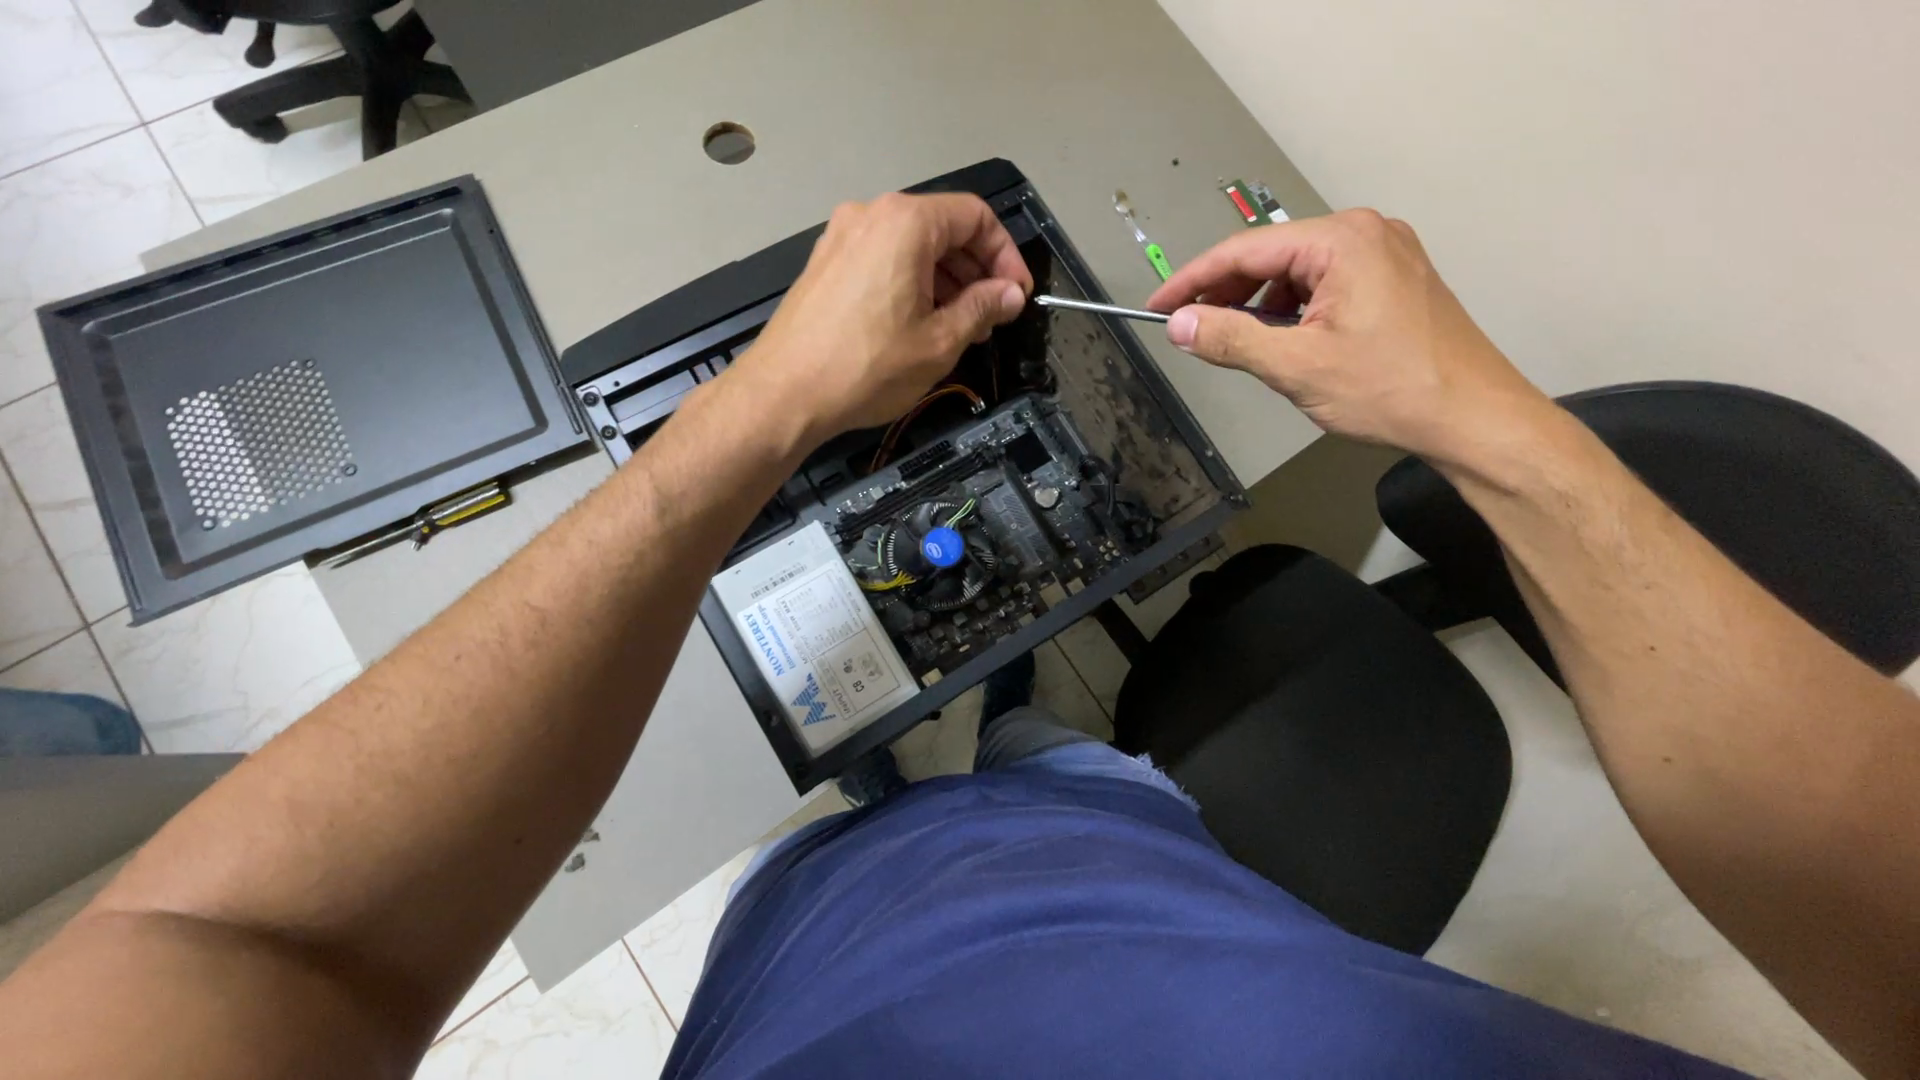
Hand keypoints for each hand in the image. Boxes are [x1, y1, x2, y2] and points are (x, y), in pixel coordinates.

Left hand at [734, 192, 1032, 443]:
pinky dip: (912, 283)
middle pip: (942, 227)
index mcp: (904, 223)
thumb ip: (982, 308)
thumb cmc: (867, 368)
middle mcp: (870, 216)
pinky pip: (883, 260)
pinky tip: (920, 324)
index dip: (1006, 254)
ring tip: (960, 327)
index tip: (1017, 294)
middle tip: (991, 317)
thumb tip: (1010, 295)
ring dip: (945, 280)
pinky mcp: (825, 264)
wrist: (785, 394)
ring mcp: (842, 238)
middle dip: (976, 270)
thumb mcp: (940, 342)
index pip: (975, 216)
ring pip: (912, 246)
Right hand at [1147, 209, 1552, 462]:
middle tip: (1188, 328)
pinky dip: (1293, 308)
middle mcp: (1366, 232)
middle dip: (1226, 292)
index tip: (1157, 307)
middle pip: (1272, 256)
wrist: (1475, 418)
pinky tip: (1283, 340)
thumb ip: (1230, 340)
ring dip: (1259, 303)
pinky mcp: (1396, 279)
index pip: (1245, 251)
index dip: (1193, 280)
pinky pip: (1326, 283)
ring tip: (1234, 341)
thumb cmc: (1389, 389)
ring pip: (1298, 272)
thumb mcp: (1296, 367)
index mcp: (1342, 240)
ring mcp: (1386, 253)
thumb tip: (1179, 324)